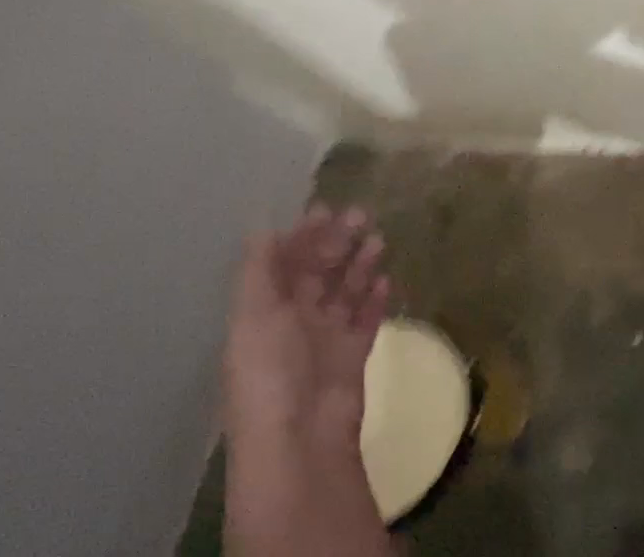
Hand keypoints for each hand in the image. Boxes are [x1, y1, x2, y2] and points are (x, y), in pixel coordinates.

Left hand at [225, 205, 391, 446]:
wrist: (302, 435)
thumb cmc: (271, 372)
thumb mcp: (255, 317)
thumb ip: (261, 272)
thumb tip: (262, 228)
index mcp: (263, 313)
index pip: (283, 265)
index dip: (301, 237)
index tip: (326, 208)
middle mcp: (293, 322)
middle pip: (318, 274)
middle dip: (337, 243)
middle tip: (363, 214)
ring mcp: (325, 338)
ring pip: (345, 292)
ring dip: (360, 265)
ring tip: (379, 241)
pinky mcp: (354, 354)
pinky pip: (367, 318)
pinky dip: (376, 299)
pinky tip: (387, 279)